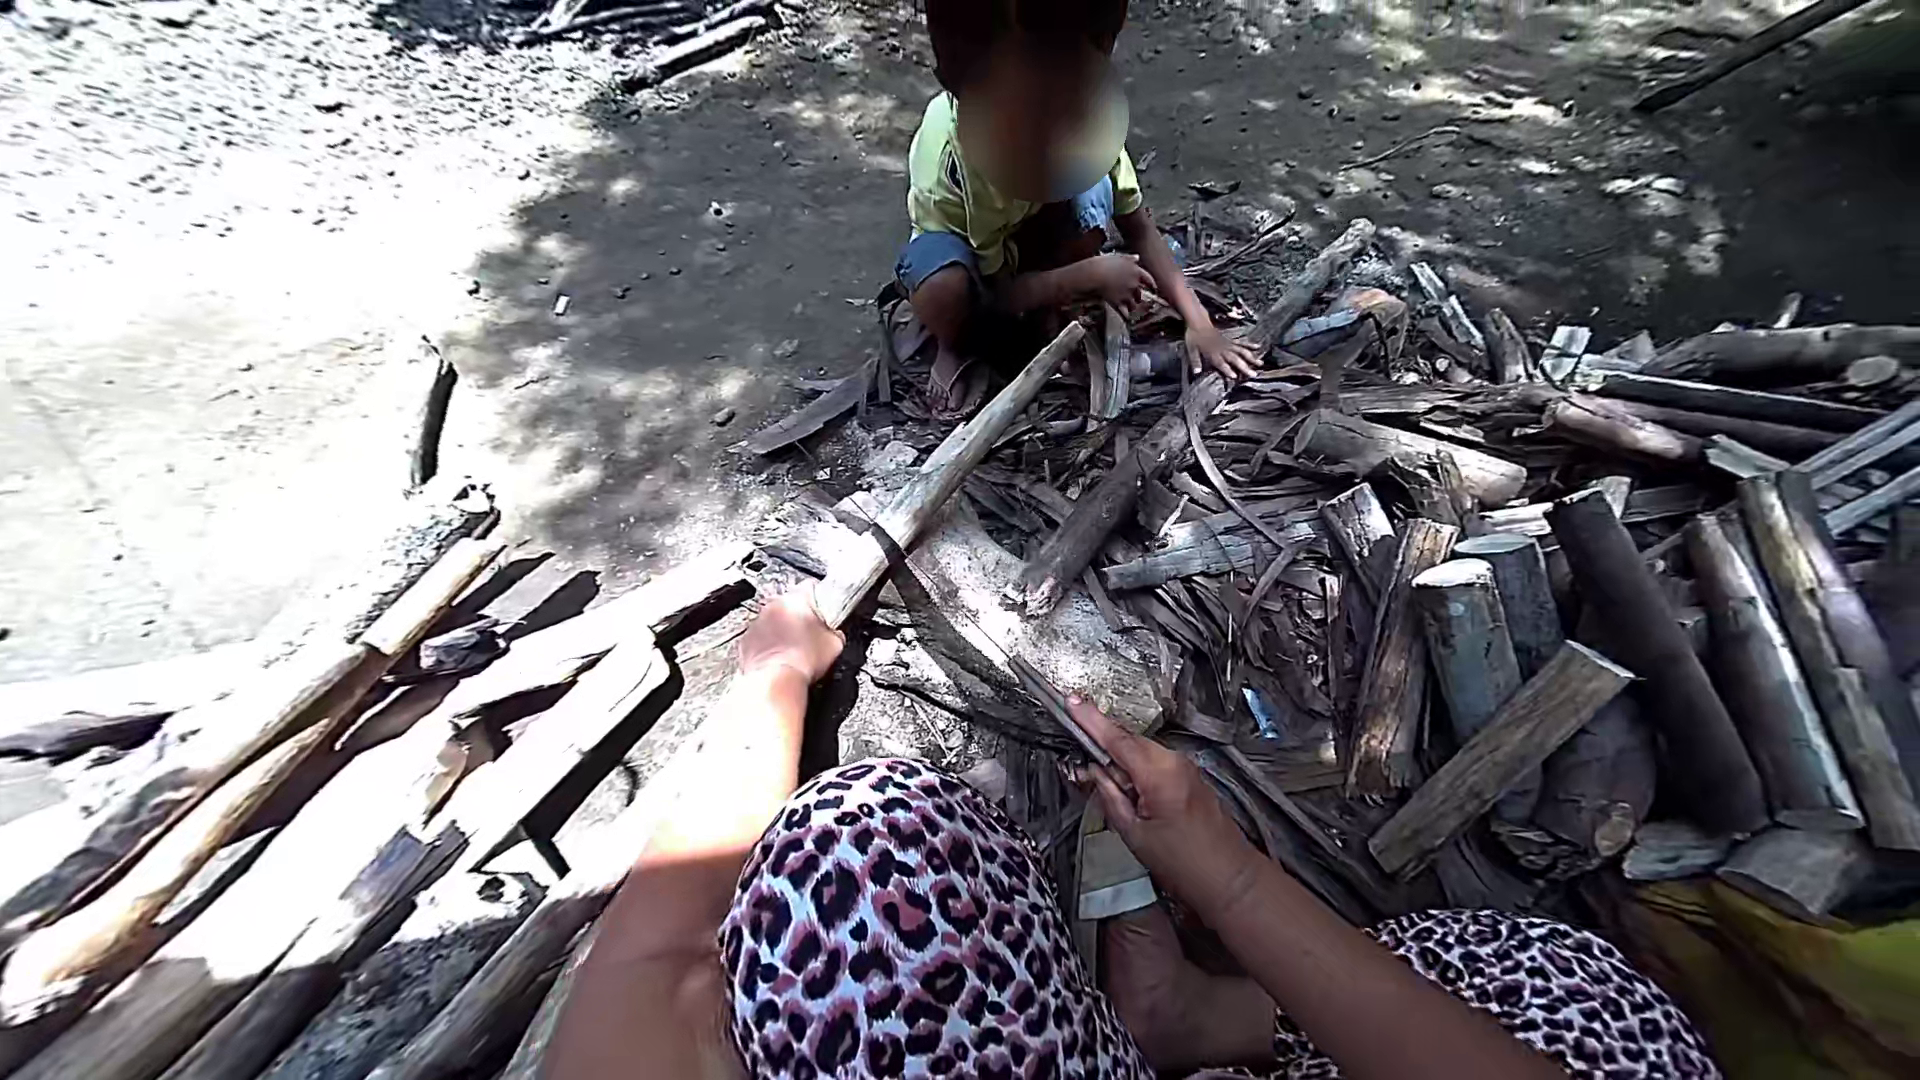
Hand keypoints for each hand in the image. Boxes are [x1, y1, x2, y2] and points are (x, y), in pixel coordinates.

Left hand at [737, 586, 843, 683]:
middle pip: (791, 603)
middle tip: (811, 634)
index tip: (824, 609)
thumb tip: (835, 633)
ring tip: (795, 648)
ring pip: (774, 619)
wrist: (776, 682)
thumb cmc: (803, 661)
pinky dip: (769, 644)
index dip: (821, 598)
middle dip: (801, 616)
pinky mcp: (747, 640)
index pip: (811, 586)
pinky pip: (761, 637)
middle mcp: (774, 606)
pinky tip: (781, 657)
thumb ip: (835, 631)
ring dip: (783, 629)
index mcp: (796, 599)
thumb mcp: (835, 643)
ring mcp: (758, 622)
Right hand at [1066, 696, 1263, 919]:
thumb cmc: (1183, 864)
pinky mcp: (1188, 773)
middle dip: (1103, 747)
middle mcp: (1173, 760)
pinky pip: (1152, 760)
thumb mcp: (1134, 834)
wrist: (1233, 880)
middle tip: (1084, 768)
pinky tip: (1133, 795)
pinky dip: (1136, 769)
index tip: (1071, 700)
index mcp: (1158, 774)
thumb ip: (1110, 796)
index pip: (1117, 739)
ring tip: (1114, 794)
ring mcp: (1184, 765)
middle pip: (1127, 741)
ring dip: (1120, 762)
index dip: (1090, 719)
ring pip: (1139, 751)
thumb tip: (1093, 770)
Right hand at [1079, 253, 1156, 314]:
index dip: (1152, 285)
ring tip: (1129, 310)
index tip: (1153, 288)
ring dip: (1132, 308)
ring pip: (1134, 305)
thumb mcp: (1119, 257)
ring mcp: (1126, 295)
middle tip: (1134, 299)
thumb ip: (1129, 258)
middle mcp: (1134, 284)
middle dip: (1137, 297)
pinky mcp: (1118, 303)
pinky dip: (1126, 317)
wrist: (1094, 275)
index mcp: (1136, 272)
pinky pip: (1125, 313)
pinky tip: (1127, 319)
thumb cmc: (1105, 264)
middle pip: (1140, 294)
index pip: (1149, 280)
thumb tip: (1136, 258)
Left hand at [1186, 323, 1260, 380]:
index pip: (1219, 362)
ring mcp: (1227, 342)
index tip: (1234, 376)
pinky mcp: (1229, 339)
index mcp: (1211, 350)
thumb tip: (1196, 372)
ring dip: (1250, 357)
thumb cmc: (1193, 336)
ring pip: (1241, 350)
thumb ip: (1194, 360)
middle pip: (1234, 358)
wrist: (1198, 321)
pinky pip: (1240, 342)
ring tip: (1260, 363)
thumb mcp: (1190, 348)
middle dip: (1244, 366)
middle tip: (1253, 374)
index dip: (1226, 369)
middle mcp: (1221, 347)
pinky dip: (1249, 345)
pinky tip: (1257, 347)